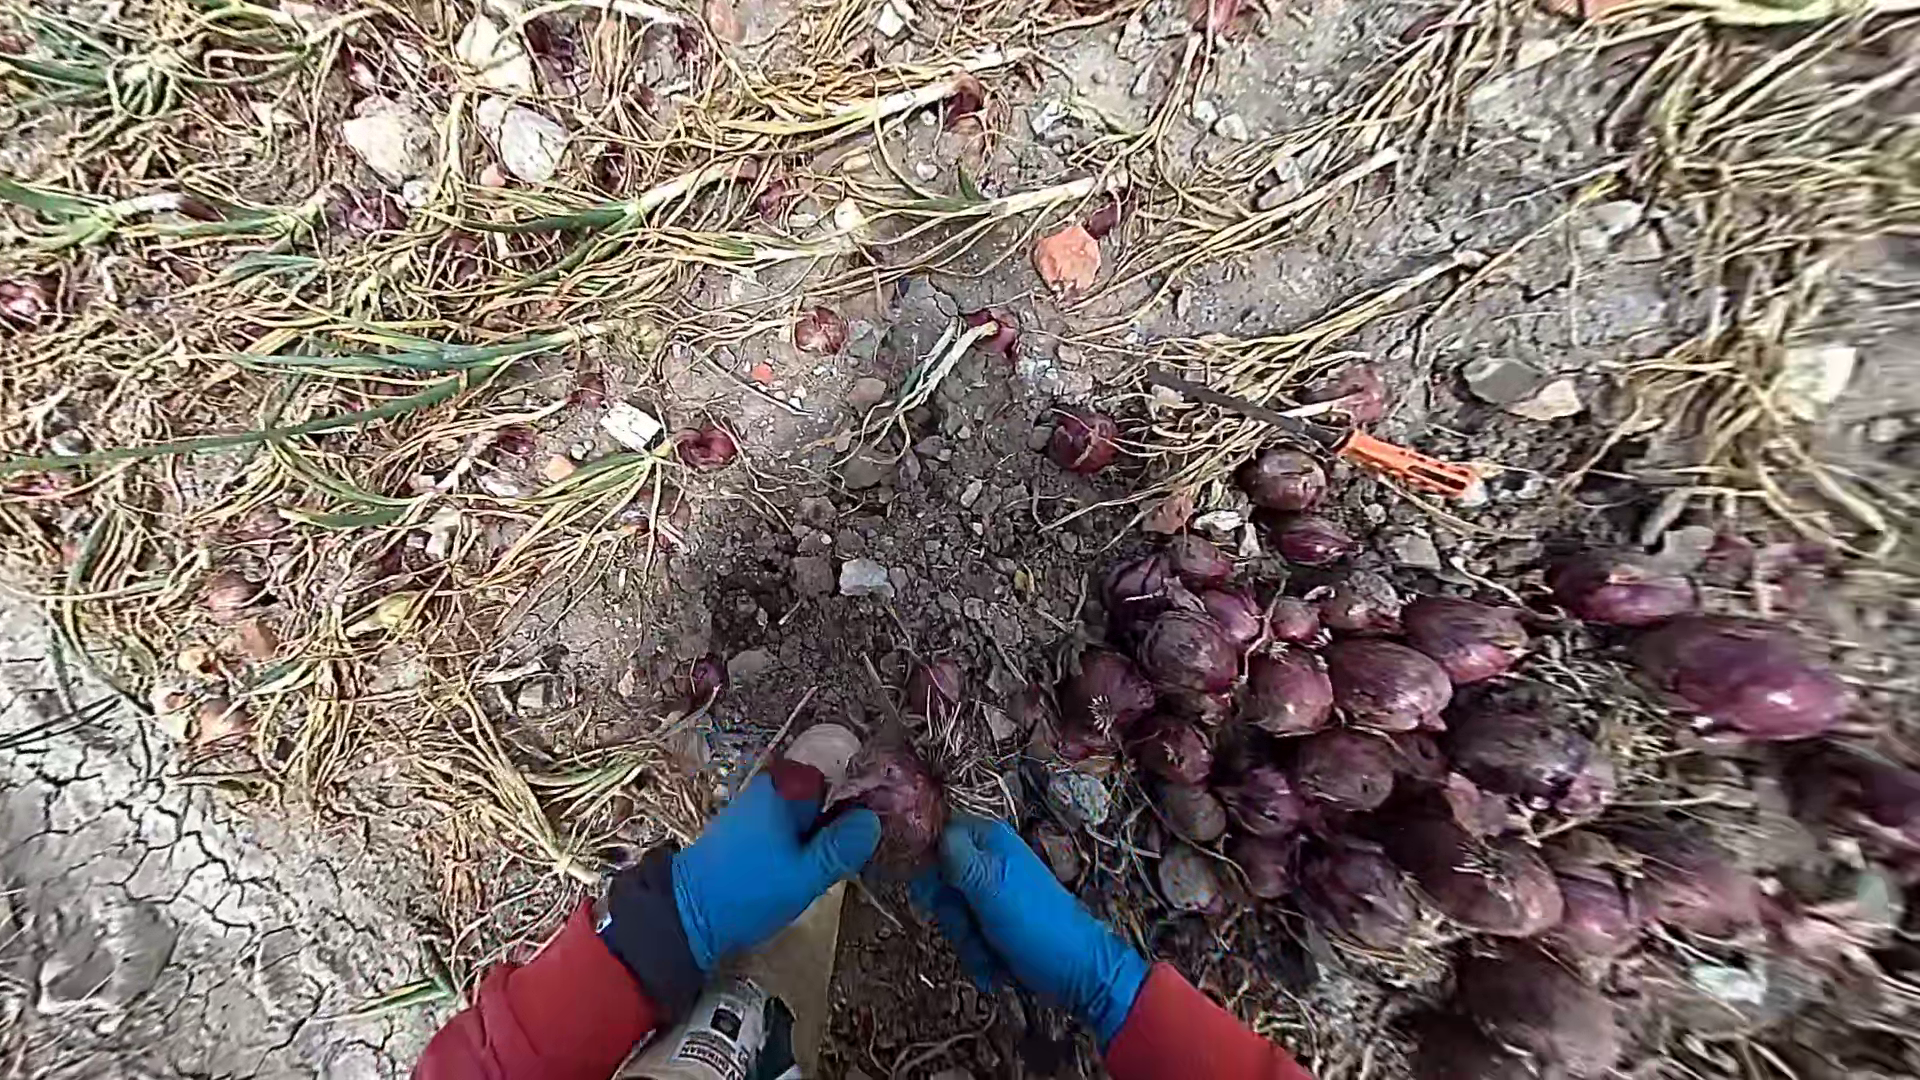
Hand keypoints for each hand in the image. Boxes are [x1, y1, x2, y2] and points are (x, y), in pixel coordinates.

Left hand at [672, 761, 880, 970]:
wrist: (686, 916)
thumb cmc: (747, 891)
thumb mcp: (803, 875)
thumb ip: (841, 846)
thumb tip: (874, 821)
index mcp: (787, 786)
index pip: (841, 774)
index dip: (860, 797)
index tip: (873, 821)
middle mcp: (774, 785)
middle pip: (828, 790)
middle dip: (842, 817)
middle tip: (851, 851)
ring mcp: (762, 803)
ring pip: (811, 810)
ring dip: (823, 832)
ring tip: (829, 863)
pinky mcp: (754, 824)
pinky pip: (793, 822)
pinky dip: (804, 839)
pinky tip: (807, 866)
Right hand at [911, 816, 1149, 1046]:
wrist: (1076, 972)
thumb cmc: (1034, 922)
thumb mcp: (989, 884)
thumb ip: (956, 856)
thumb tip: (929, 832)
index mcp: (989, 838)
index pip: (940, 836)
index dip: (930, 865)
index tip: (932, 892)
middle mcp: (989, 860)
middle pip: (942, 881)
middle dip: (953, 915)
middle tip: (972, 927)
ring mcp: (993, 893)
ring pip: (953, 914)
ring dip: (967, 941)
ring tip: (991, 953)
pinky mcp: (996, 922)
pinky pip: (969, 935)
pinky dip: (979, 955)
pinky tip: (997, 965)